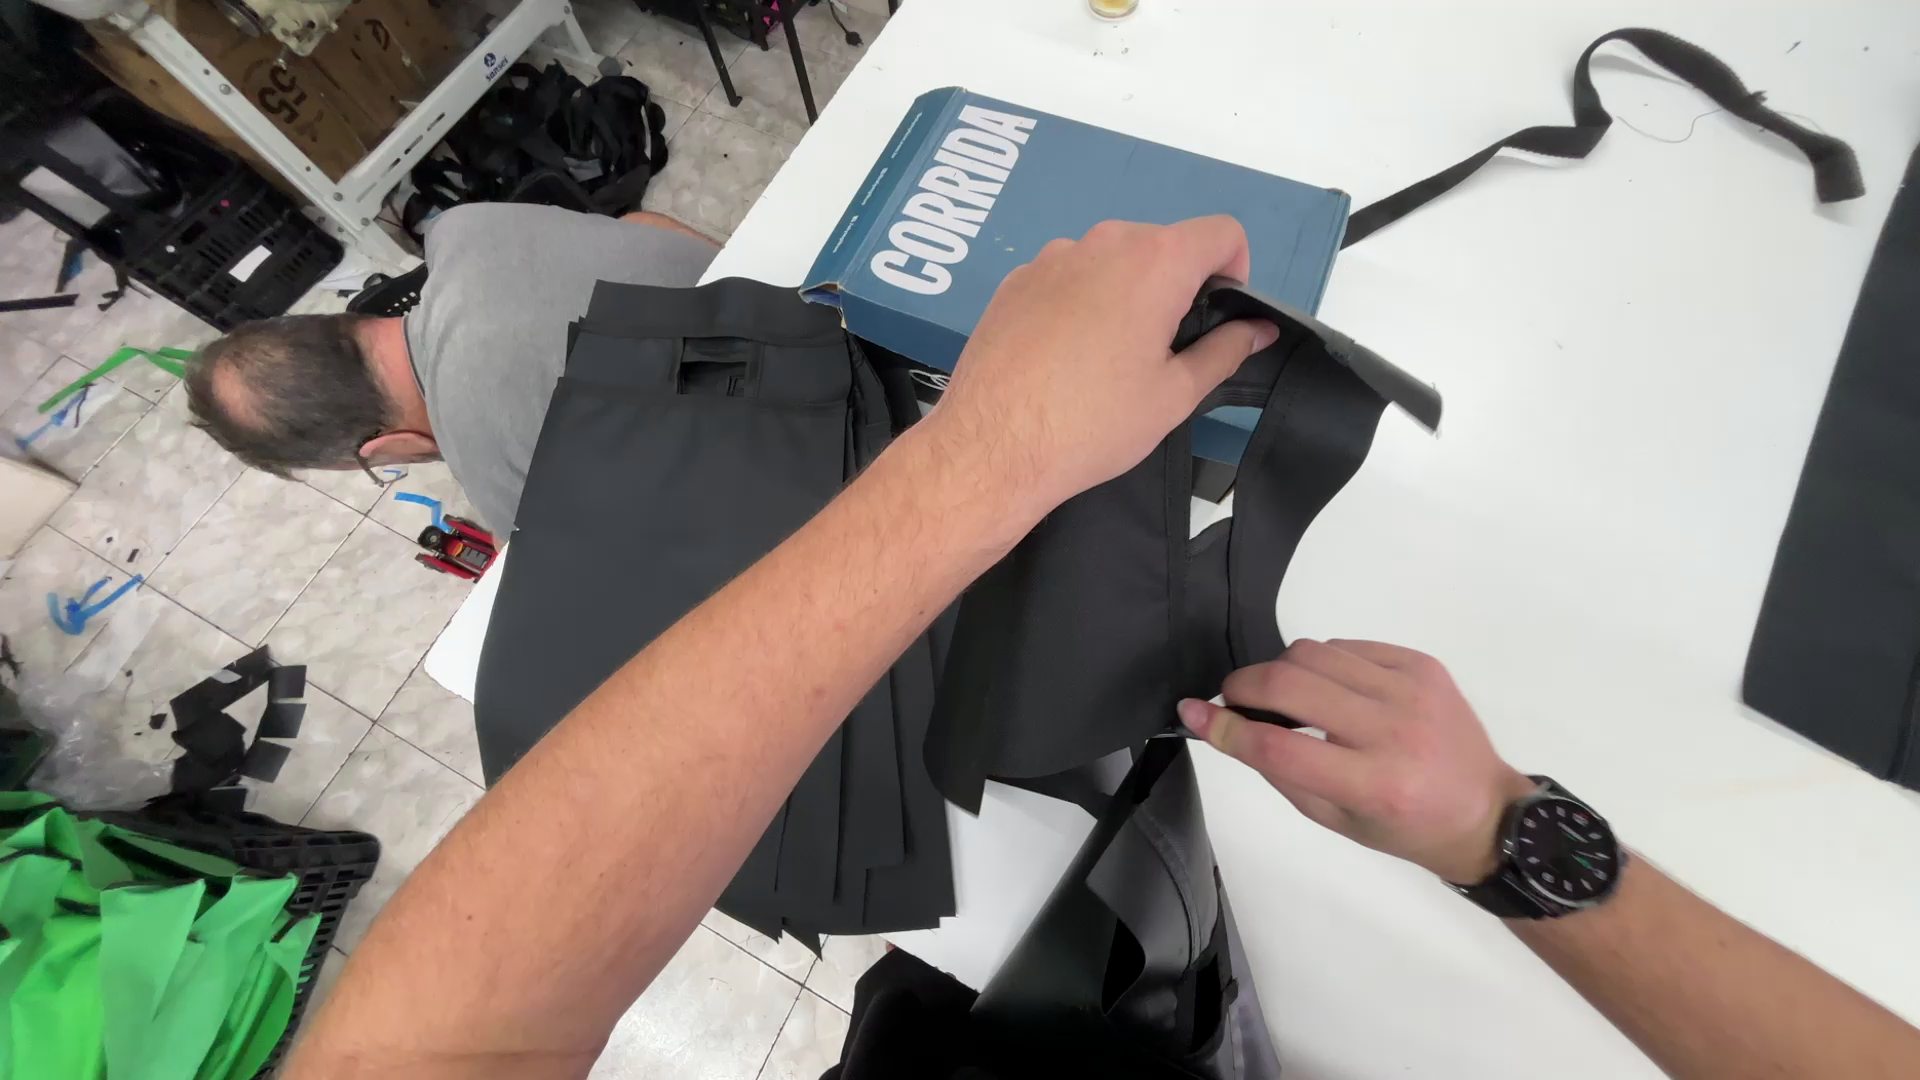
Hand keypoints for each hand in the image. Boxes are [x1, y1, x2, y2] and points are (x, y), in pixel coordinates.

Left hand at [927, 217, 1278, 513]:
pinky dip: (1077, 304)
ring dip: (1122, 296)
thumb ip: (1224, 352)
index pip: (1221, 233)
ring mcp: (1048, 259)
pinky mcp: (1011, 284)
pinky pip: (1063, 280)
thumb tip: (1257, 329)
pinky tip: (1059, 359)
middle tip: (1158, 354)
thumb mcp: (1173, 395)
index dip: (1235, 271)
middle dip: (1174, 288)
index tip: (1215, 319)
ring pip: (1108, 263)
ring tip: (1102, 362)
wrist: (991, 448)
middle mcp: (1100, 242)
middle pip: (1160, 246)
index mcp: (1153, 260)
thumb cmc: (1093, 424)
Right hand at [1178, 640, 1536, 883]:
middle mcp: (1396, 731)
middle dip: (1243, 686)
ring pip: (1310, 653)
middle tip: (1234, 699)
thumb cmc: (1402, 827)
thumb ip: (1274, 767)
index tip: (1190, 712)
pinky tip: (1331, 689)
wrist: (1488, 813)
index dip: (1224, 727)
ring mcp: (1413, 690)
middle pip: (1289, 684)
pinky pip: (1343, 645)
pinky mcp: (1421, 664)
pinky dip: (1320, 663)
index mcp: (1374, 785)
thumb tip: (1220, 721)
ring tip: (1290, 698)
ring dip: (1282, 673)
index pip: (1277, 745)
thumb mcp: (1331, 818)